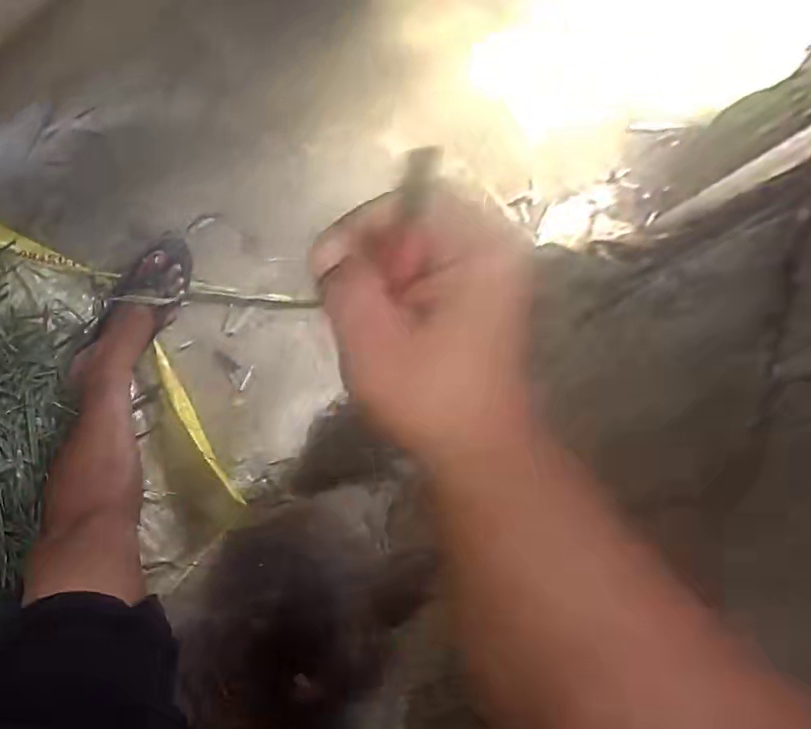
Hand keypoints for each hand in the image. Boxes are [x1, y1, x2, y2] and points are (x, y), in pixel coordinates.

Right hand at [308, 187, 536, 468]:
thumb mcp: (371, 338)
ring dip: (372, 282)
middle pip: (413, 225)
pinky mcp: (469, 303)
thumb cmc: (425, 394)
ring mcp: (482, 277)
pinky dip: (387, 298)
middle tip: (334, 298)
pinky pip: (418, 280)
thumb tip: (328, 252)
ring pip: (410, 256)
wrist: (472, 446)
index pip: (415, 201)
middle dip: (365, 258)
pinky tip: (373, 331)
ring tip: (353, 321)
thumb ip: (346, 285)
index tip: (322, 263)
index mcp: (478, 249)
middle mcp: (488, 251)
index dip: (361, 224)